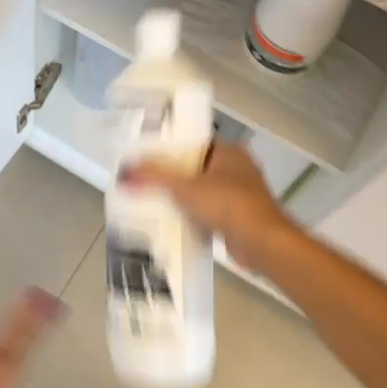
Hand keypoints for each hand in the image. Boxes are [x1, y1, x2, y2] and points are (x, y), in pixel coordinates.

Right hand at [119, 144, 300, 267]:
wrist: (263, 243)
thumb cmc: (226, 204)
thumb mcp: (184, 187)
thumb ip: (153, 177)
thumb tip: (123, 171)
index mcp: (228, 151)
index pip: (192, 144)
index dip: (168, 151)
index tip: (145, 160)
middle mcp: (237, 168)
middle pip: (195, 168)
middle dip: (171, 177)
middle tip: (143, 183)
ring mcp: (241, 194)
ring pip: (202, 192)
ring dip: (182, 199)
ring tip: (151, 202)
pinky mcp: (239, 218)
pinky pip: (209, 212)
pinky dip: (193, 216)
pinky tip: (173, 223)